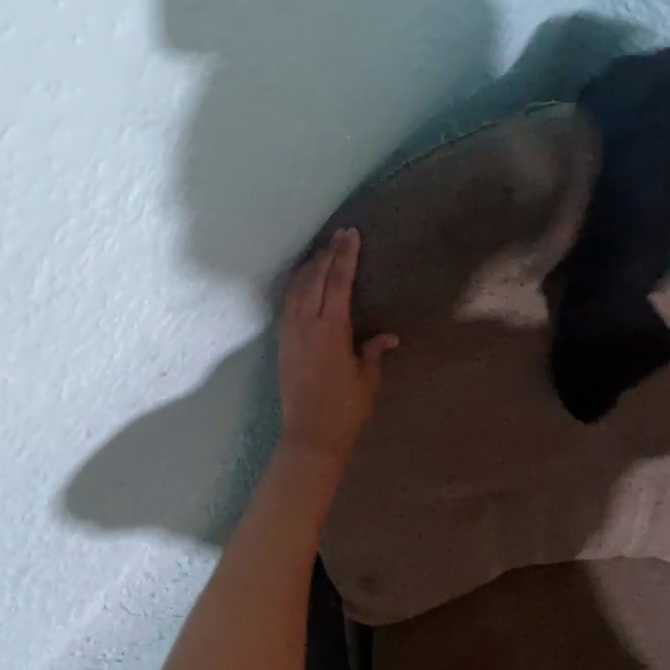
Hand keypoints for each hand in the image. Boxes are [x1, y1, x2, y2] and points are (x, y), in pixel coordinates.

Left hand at [277, 228, 398, 459]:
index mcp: (331, 330)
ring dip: (309, 266)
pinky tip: (301, 279)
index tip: (350, 235)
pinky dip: (295, 285)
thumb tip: (388, 336)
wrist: (310, 435)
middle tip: (339, 234)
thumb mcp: (367, 378)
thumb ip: (373, 351)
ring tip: (321, 249)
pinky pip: (287, 303)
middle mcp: (306, 325)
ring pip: (297, 288)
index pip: (338, 282)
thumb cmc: (345, 408)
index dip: (345, 256)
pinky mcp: (282, 343)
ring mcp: (290, 332)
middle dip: (328, 253)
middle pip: (316, 278)